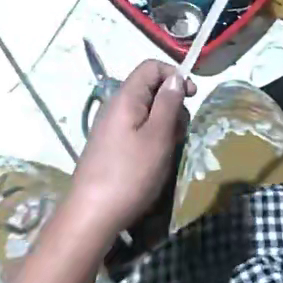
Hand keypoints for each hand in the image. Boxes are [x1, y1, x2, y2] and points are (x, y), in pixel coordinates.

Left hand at [61, 60, 194, 237]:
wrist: (91, 216)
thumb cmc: (130, 174)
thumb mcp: (158, 136)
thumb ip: (168, 103)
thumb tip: (176, 77)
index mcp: (125, 97)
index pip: (151, 67)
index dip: (174, 75)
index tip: (192, 97)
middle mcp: (115, 106)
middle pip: (150, 89)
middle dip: (172, 105)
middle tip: (179, 133)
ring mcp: (111, 127)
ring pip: (146, 112)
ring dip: (164, 126)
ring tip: (168, 151)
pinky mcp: (110, 147)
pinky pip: (137, 131)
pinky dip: (152, 139)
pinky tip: (155, 162)